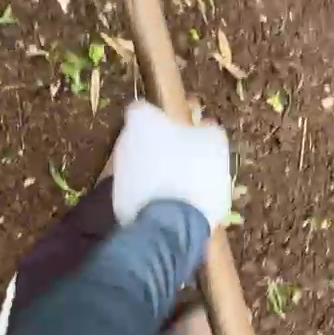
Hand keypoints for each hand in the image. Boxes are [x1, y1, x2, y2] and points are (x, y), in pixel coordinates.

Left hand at [109, 100, 232, 227]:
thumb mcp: (214, 145)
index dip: (163, 117)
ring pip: (141, 166)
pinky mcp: (119, 203)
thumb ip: (207, 130)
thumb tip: (204, 125)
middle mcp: (123, 143)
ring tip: (185, 187)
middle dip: (162, 146)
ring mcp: (118, 174)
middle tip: (187, 158)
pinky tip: (174, 207)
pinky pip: (139, 192)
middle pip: (143, 139)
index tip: (179, 128)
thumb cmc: (195, 175)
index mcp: (143, 122)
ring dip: (158, 172)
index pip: (145, 109)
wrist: (172, 225)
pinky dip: (152, 196)